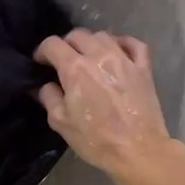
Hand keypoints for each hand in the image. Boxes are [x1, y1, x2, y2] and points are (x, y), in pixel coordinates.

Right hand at [35, 30, 175, 181]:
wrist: (137, 150)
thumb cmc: (94, 139)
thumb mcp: (60, 122)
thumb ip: (49, 97)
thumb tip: (45, 85)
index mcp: (75, 69)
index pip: (52, 45)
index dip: (42, 51)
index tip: (40, 63)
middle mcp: (99, 56)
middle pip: (77, 35)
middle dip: (65, 45)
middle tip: (62, 61)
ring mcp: (125, 59)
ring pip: (103, 35)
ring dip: (90, 43)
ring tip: (87, 57)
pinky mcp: (143, 67)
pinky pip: (133, 43)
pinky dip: (121, 42)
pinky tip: (116, 51)